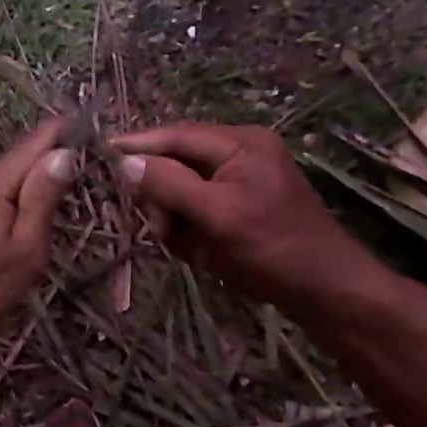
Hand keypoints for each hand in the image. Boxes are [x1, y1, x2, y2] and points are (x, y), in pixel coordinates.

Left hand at [0, 119, 78, 337]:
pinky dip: (21, 188)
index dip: (65, 132)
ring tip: (71, 187)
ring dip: (38, 175)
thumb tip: (65, 152)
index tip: (95, 129)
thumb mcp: (28, 245)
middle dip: (54, 157)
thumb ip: (44, 195)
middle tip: (92, 167)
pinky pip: (0, 183)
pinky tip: (36, 205)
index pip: (33, 143)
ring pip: (12, 169)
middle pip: (22, 155)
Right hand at [112, 121, 380, 309]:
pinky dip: (193, 234)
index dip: (138, 144)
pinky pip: (198, 212)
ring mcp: (240, 181)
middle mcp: (239, 154)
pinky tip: (207, 254)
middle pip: (176, 163)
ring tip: (193, 249)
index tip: (101, 153)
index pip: (176, 134)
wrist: (325, 291)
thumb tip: (126, 162)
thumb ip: (170, 184)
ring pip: (182, 192)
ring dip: (178, 222)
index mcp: (239, 143)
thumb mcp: (217, 215)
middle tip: (167, 230)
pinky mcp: (240, 207)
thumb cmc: (274, 248)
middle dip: (165, 199)